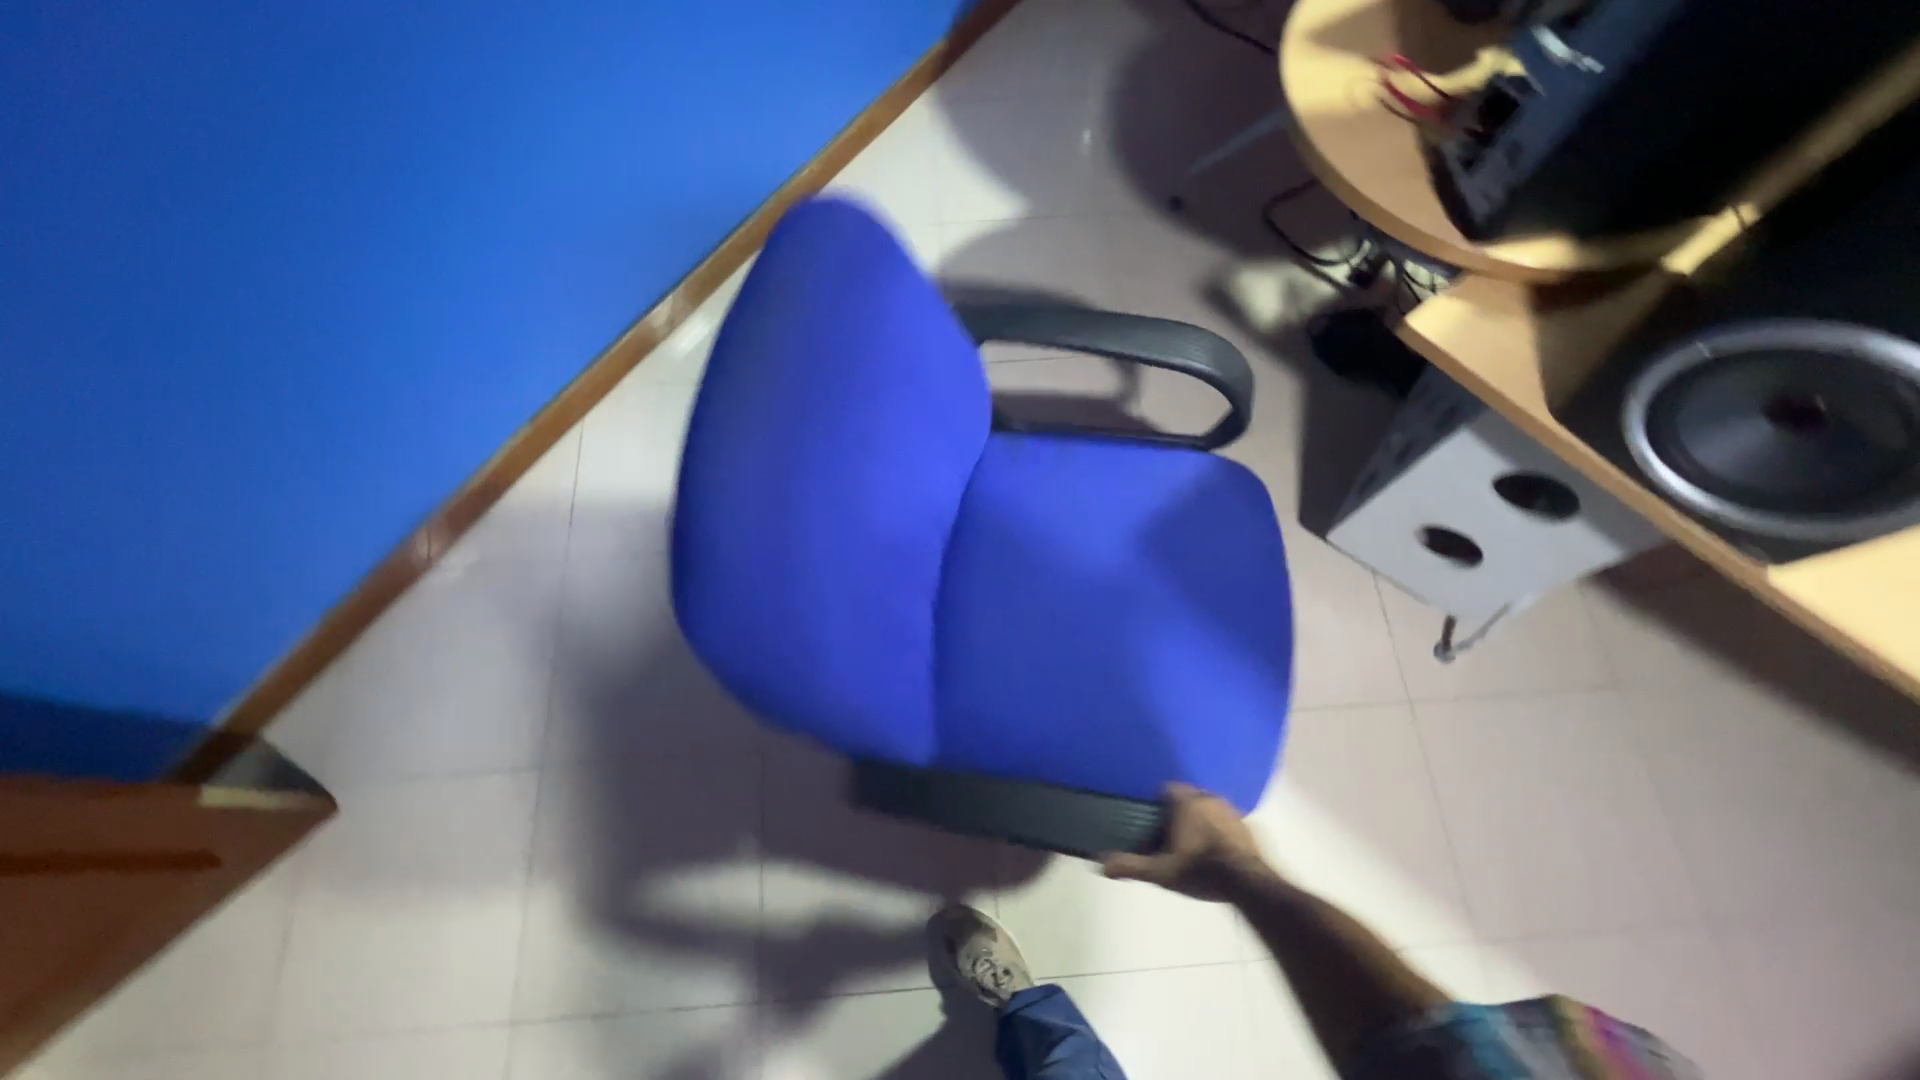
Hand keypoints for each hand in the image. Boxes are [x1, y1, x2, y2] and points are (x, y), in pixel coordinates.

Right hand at [1101, 783, 1275, 900]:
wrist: (1247, 884)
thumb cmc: (1200, 871)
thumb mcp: (1161, 872)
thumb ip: (1132, 866)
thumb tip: (1101, 865)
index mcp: (1186, 802)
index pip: (1167, 790)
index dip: (1160, 804)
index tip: (1154, 820)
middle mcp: (1208, 798)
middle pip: (1189, 798)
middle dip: (1181, 811)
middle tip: (1173, 835)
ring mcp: (1232, 811)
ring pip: (1210, 808)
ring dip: (1202, 819)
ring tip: (1196, 843)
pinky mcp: (1248, 826)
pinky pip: (1228, 822)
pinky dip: (1222, 831)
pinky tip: (1218, 851)